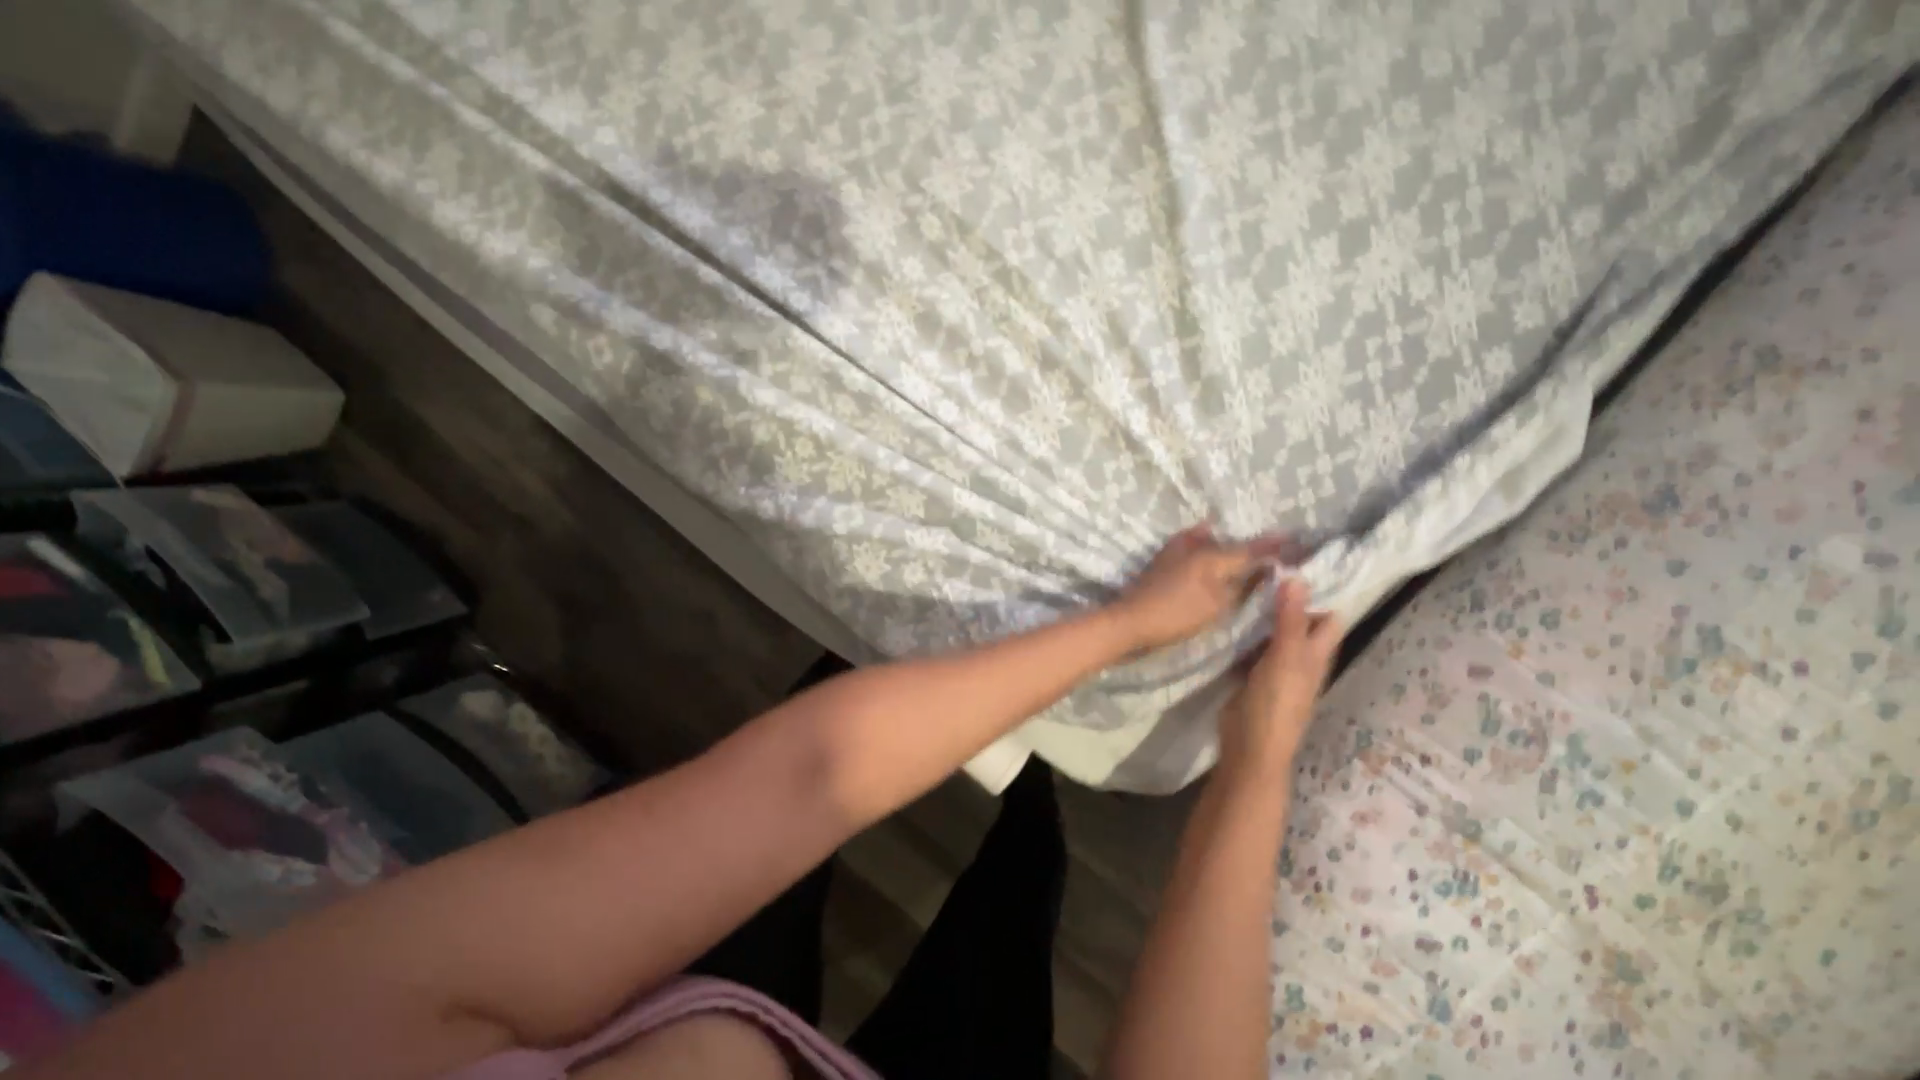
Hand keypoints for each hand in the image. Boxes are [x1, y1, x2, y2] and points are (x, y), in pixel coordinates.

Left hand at [1109, 524, 1289, 651]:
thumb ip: (1243, 585)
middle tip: (1273, 549)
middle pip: (1231, 543)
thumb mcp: (1217, 604)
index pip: (1252, 548)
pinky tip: (1216, 561)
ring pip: (1211, 543)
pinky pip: (1196, 549)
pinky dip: (1209, 552)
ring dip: (1228, 547)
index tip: (1295, 539)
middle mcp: (1195, 544)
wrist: (1129, 622)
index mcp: (1212, 554)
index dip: (1274, 546)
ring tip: (1247, 555)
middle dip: (1251, 546)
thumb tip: (1265, 569)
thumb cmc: (1176, 615)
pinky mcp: (1164, 561)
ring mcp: (1176, 549)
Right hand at [1218, 578, 1342, 775]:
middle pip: (1298, 622)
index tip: (1296, 563)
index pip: (1327, 616)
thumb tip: (1298, 577)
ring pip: (1272, 633)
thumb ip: (1290, 618)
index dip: (1318, 592)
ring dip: (1262, 614)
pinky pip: (1250, 648)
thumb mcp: (1285, 657)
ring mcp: (1275, 668)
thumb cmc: (1275, 704)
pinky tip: (1228, 616)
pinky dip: (1244, 633)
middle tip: (1261, 568)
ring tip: (1242, 583)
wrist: (1250, 748)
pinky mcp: (1251, 676)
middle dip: (1285, 598)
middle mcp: (1300, 658)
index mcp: (1316, 654)